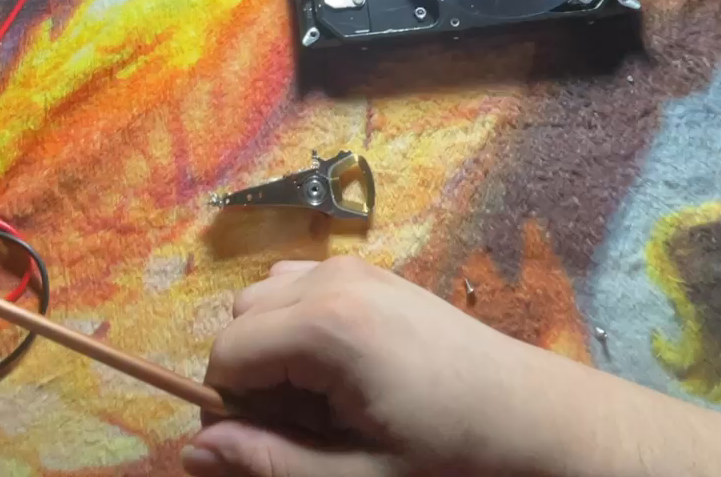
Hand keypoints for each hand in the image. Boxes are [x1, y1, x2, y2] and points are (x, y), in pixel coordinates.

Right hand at [186, 256, 560, 476]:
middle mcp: (330, 278)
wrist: (530, 412)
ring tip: (321, 394)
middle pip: (241, 317)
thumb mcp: (357, 476)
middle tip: (303, 424)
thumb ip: (269, 461)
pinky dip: (293, 316)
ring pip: (265, 295)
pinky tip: (335, 358)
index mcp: (326, 325)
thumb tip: (190, 451)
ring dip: (271, 343)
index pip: (227, 353)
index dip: (231, 405)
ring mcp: (349, 264)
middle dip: (250, 373)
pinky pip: (297, 280)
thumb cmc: (448, 454)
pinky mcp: (365, 265)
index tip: (270, 443)